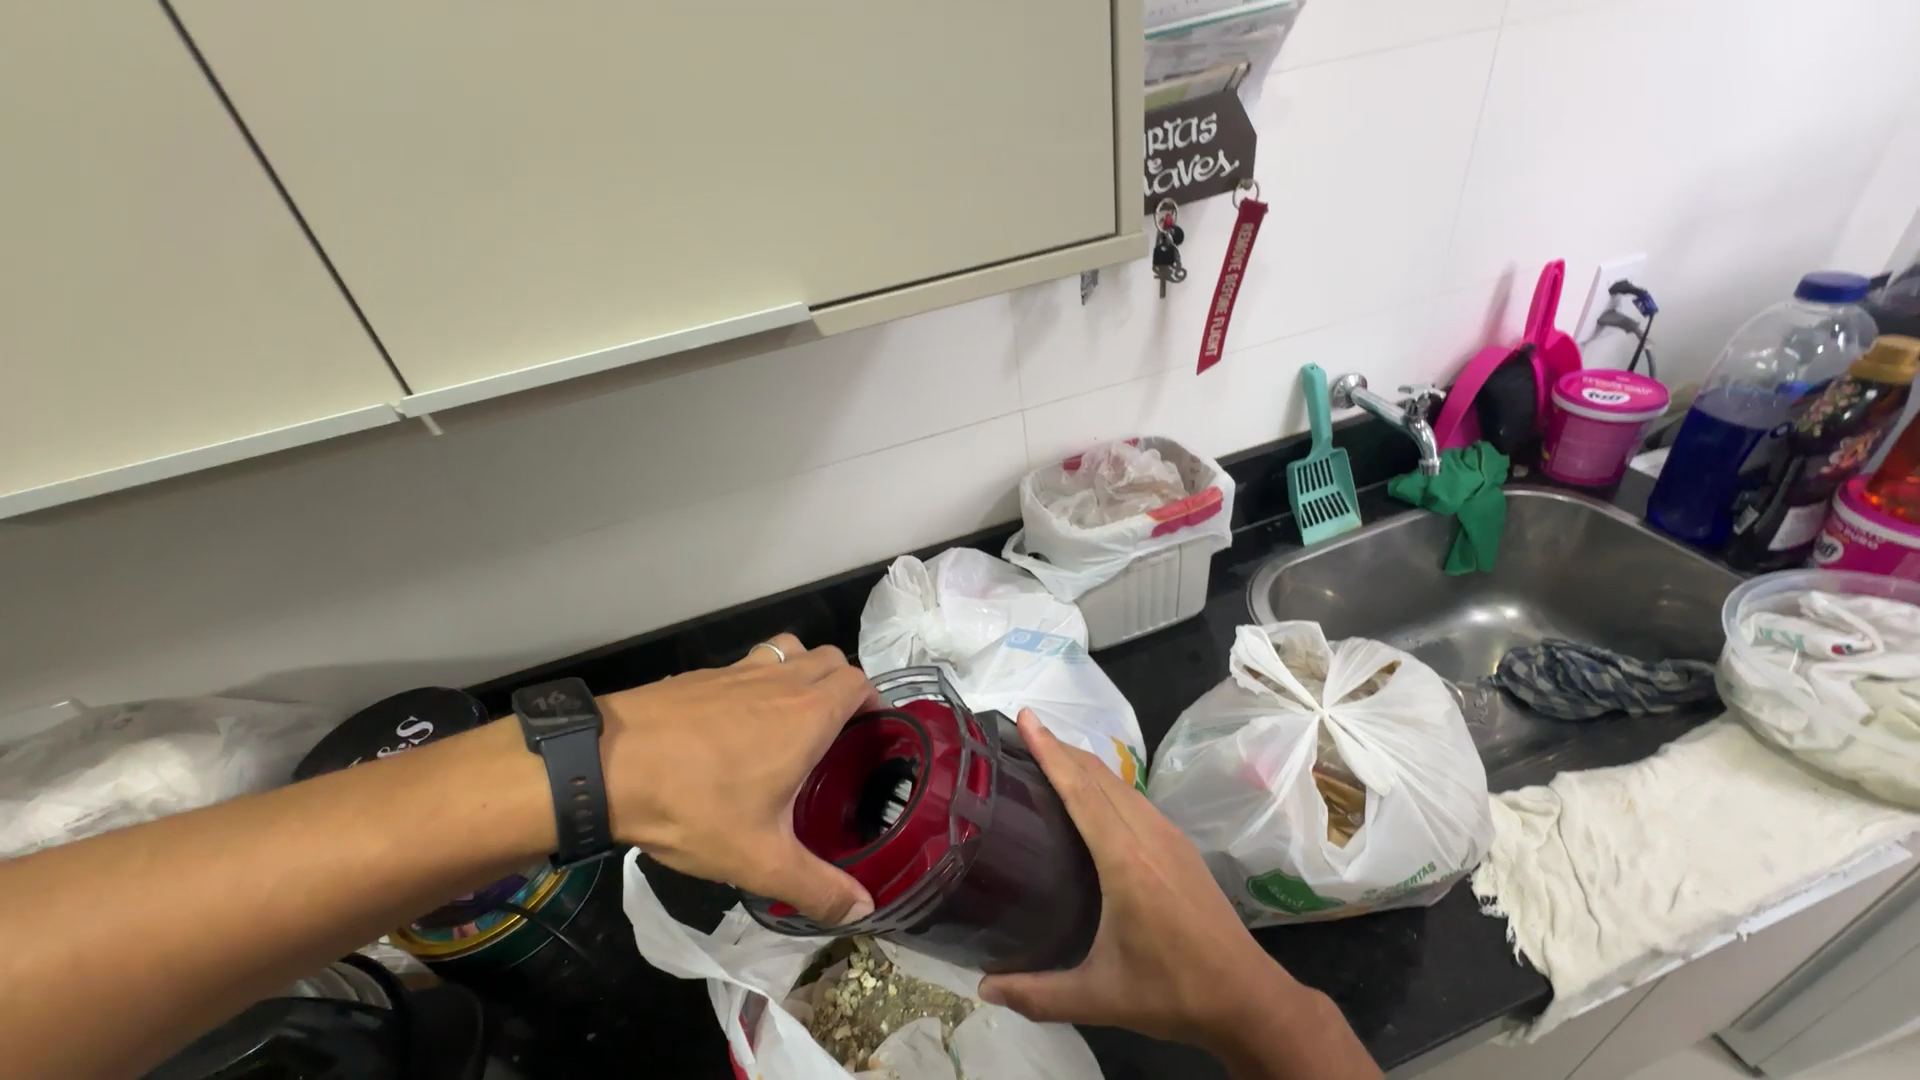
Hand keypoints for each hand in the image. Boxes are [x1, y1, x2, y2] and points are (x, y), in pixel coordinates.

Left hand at [598, 633, 880, 924]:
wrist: (605, 765)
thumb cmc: (693, 805)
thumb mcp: (759, 860)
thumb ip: (817, 887)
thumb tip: (863, 910)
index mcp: (807, 714)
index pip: (860, 682)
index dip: (874, 702)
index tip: (872, 734)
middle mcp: (781, 681)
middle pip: (832, 659)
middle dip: (845, 685)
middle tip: (839, 730)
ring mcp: (740, 671)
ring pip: (791, 650)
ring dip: (805, 671)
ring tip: (796, 714)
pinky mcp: (704, 674)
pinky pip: (751, 663)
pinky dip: (762, 678)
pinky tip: (739, 720)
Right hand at [978, 711, 1315, 1050]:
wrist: (1247, 998)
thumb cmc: (1173, 991)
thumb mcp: (1100, 997)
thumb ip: (1039, 994)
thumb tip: (983, 989)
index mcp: (1126, 861)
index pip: (1081, 790)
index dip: (1051, 751)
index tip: (1026, 718)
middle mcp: (1148, 835)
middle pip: (1098, 775)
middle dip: (1060, 747)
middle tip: (1022, 731)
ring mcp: (1168, 835)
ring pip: (1119, 782)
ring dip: (1083, 762)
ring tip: (1048, 754)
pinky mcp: (1179, 844)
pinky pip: (1134, 797)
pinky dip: (1104, 782)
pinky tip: (1090, 795)